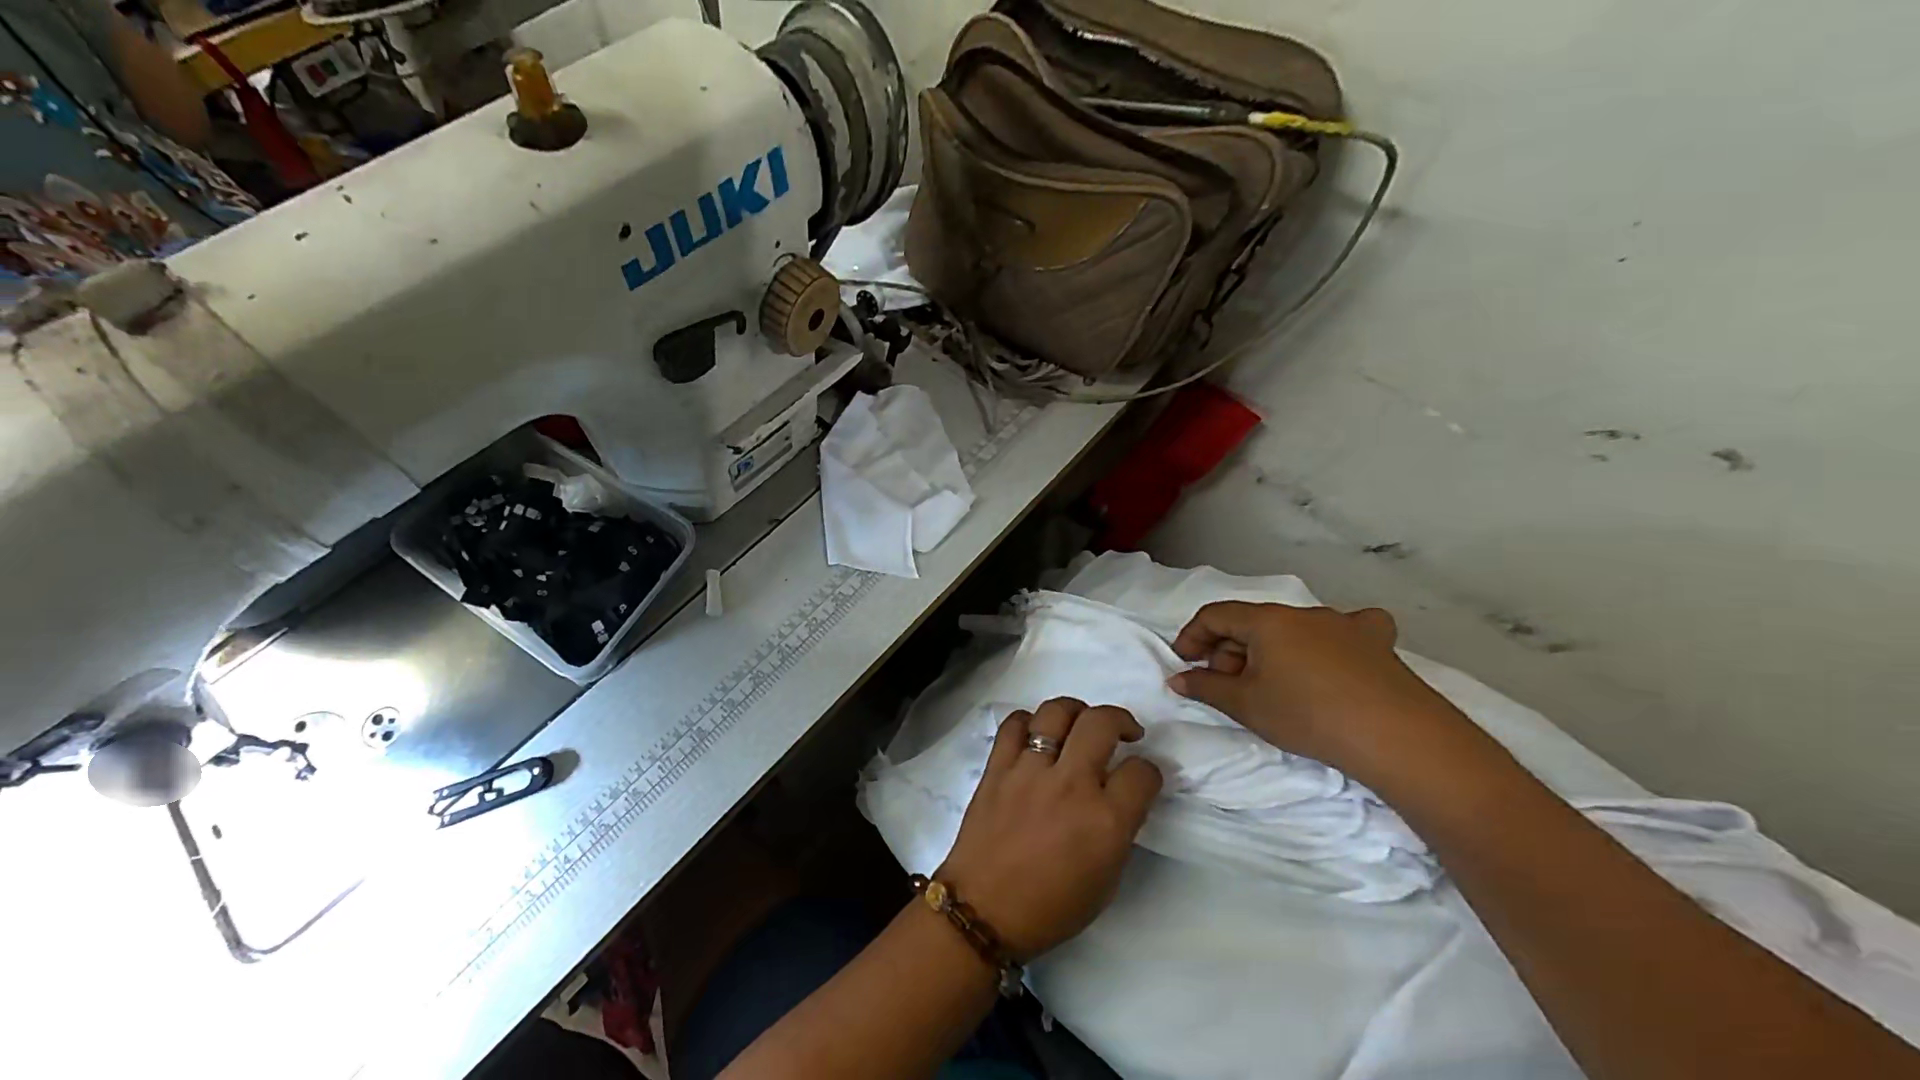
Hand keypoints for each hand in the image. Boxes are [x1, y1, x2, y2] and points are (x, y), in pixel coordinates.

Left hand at [936, 698, 1162, 960]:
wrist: (983, 911)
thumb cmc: (1052, 907)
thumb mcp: (1107, 878)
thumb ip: (1120, 829)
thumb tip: (1122, 795)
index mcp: (1106, 821)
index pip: (1143, 772)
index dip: (1149, 771)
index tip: (1141, 777)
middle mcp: (1071, 785)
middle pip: (1102, 723)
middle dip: (1122, 721)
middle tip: (1123, 733)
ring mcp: (1030, 771)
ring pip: (1057, 711)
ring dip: (1076, 710)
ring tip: (1080, 724)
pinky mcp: (997, 767)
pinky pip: (1014, 724)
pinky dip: (1028, 721)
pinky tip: (1036, 734)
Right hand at [1167, 601, 1476, 785]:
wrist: (1395, 735)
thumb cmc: (1307, 715)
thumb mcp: (1246, 705)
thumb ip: (1206, 688)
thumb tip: (1178, 679)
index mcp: (1267, 620)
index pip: (1216, 615)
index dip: (1192, 636)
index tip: (1184, 664)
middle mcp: (1304, 613)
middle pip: (1253, 622)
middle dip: (1230, 650)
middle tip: (1225, 685)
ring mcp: (1345, 624)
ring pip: (1294, 628)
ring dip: (1272, 650)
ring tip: (1272, 684)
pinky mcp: (1377, 643)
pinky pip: (1348, 629)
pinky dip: (1330, 640)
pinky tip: (1335, 656)